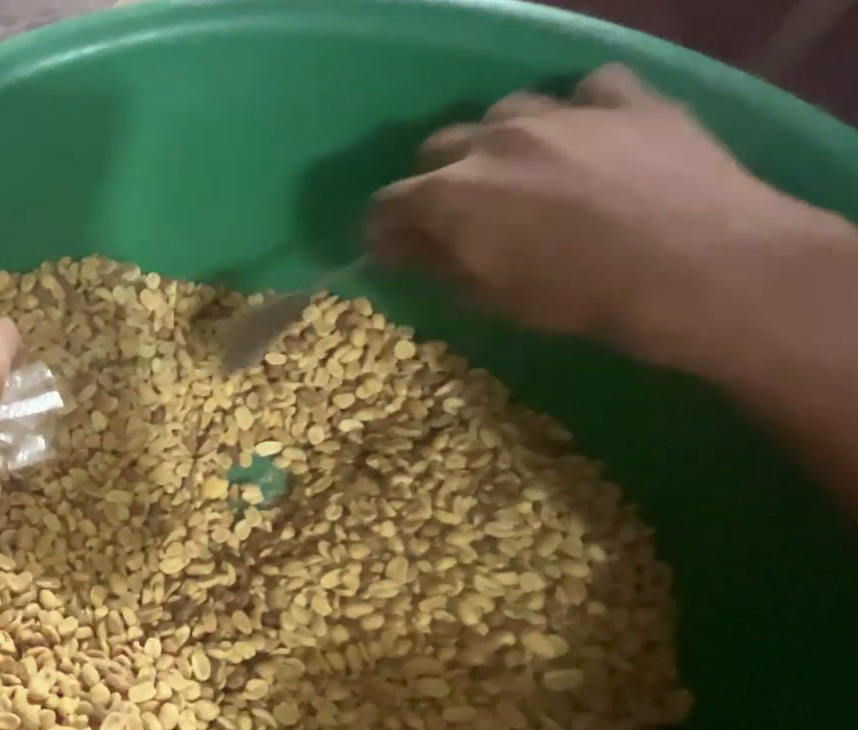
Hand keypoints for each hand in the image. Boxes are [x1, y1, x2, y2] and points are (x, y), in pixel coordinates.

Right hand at [367, 65, 840, 377]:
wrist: (694, 264)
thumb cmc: (572, 294)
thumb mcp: (485, 294)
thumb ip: (435, 262)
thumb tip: (401, 249)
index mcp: (449, 194)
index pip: (387, 203)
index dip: (382, 229)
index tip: (389, 250)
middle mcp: (493, 141)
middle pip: (440, 147)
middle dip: (435, 179)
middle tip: (453, 213)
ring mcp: (563, 113)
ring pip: (507, 112)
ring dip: (498, 140)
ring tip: (518, 169)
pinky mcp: (630, 101)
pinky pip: (590, 89)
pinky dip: (578, 110)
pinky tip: (586, 136)